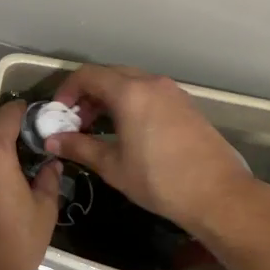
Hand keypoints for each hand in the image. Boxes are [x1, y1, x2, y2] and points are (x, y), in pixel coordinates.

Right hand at [46, 64, 253, 230]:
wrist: (217, 193)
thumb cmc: (160, 180)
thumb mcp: (113, 166)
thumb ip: (80, 148)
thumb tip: (52, 141)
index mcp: (130, 92)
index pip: (88, 75)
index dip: (67, 91)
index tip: (59, 115)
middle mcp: (151, 83)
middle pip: (109, 75)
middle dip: (87, 95)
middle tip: (76, 123)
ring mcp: (172, 91)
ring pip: (131, 82)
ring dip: (109, 98)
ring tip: (99, 129)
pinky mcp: (185, 104)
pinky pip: (149, 93)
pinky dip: (131, 102)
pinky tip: (127, 130)